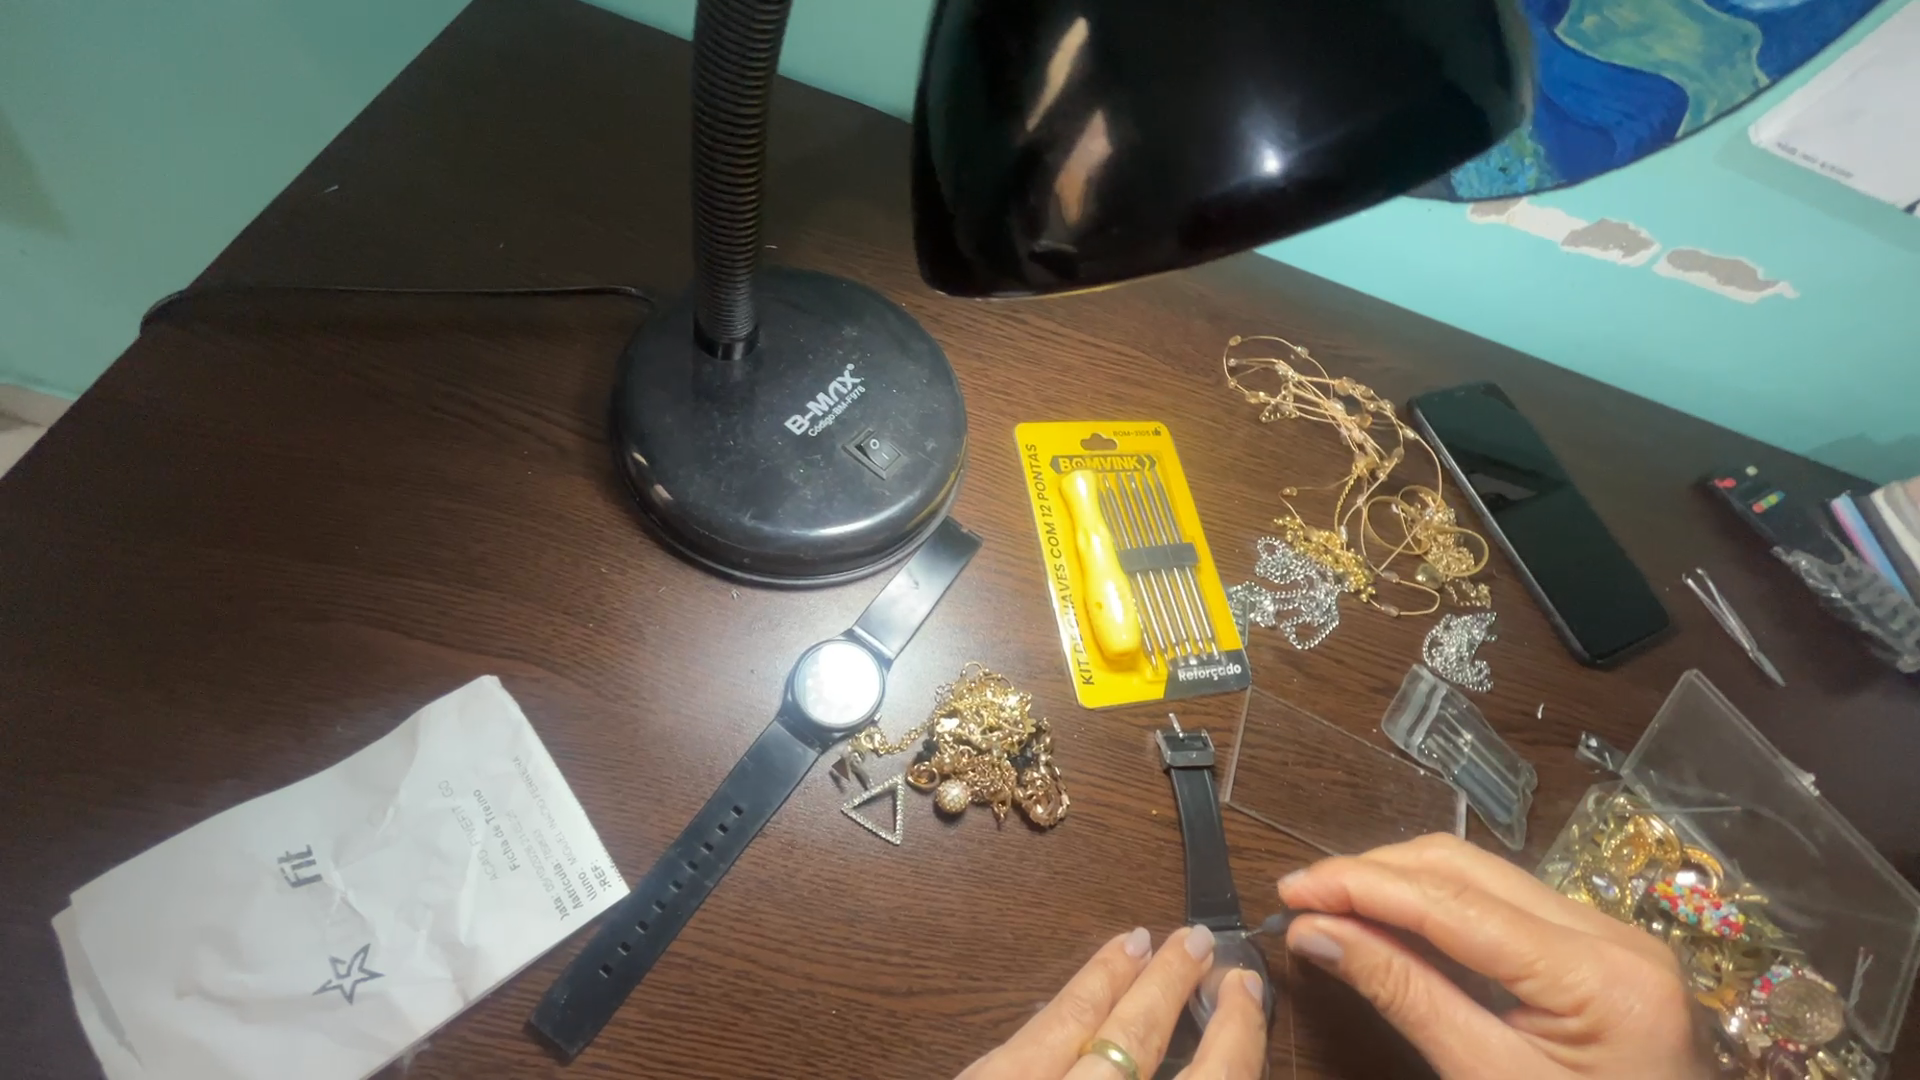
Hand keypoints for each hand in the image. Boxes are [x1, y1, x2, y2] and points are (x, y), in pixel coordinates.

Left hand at [958, 925, 1268, 1079]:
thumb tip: (1195, 1063)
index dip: (1233, 1040)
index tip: (1247, 996)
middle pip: (1139, 1035)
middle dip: (1174, 986)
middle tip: (1203, 942)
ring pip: (1081, 1018)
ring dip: (1118, 977)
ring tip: (1148, 939)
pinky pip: (1033, 1032)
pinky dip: (1068, 1000)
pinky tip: (1082, 986)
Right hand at [1279, 834, 1706, 1079]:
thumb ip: (1401, 994)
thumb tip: (1310, 931)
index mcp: (1600, 977)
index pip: (1449, 901)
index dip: (1357, 884)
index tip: (1290, 892)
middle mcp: (1609, 931)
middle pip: (1458, 864)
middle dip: (1371, 873)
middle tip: (1305, 900)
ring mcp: (1606, 931)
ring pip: (1471, 868)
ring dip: (1394, 880)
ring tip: (1336, 906)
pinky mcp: (1592, 942)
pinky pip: (1492, 895)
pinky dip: (1427, 899)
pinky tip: (1389, 919)